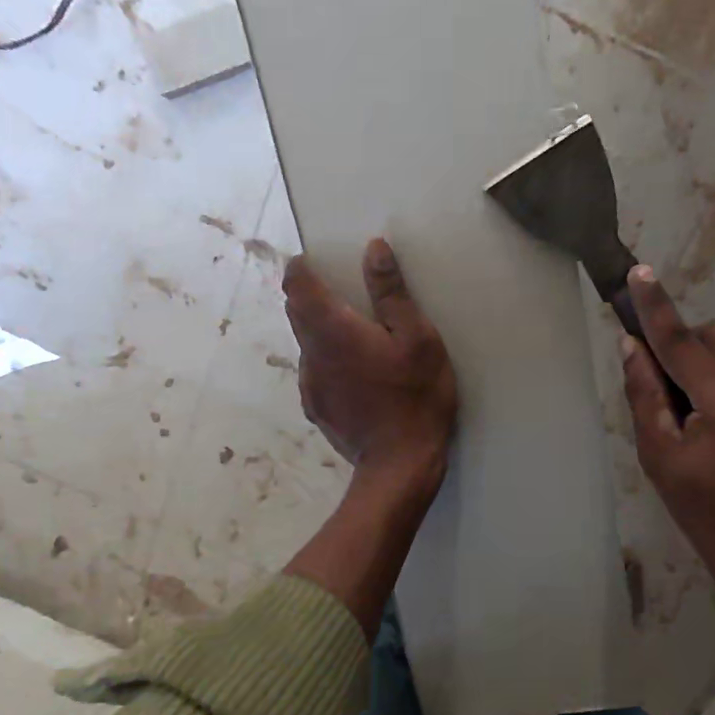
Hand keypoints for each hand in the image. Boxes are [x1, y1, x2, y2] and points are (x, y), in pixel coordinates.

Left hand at [283, 238, 458, 496]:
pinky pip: (315, 370)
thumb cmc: (415, 397)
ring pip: (307, 342)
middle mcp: (312, 354)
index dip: (301, 266)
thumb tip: (373, 249)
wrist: (400, 465)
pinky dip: (329, 358)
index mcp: (333, 330)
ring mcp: (310, 385)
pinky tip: (360, 373)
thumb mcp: (418, 338)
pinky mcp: (316, 408)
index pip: (297, 284)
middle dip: (313, 294)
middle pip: (297, 311)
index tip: (318, 259)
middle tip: (348, 291)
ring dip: (323, 328)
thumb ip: (392, 293)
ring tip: (361, 335)